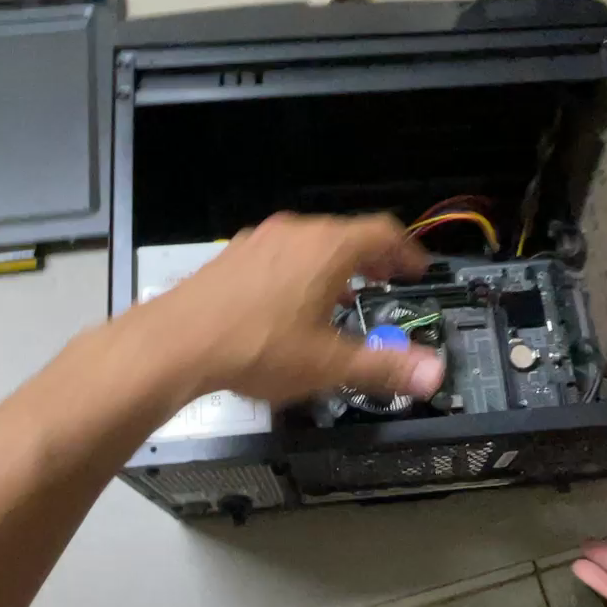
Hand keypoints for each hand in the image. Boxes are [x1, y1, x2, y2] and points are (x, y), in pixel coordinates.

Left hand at [138, 212, 445, 404]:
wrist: (174, 344)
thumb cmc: (255, 348)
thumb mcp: (328, 365)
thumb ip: (384, 367)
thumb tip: (432, 373)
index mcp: (327, 249)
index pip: (382, 233)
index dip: (407, 250)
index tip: (417, 268)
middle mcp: (295, 234)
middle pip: (347, 234)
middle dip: (374, 258)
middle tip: (387, 280)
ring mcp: (260, 242)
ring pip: (312, 243)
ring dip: (336, 264)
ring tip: (345, 293)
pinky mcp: (233, 257)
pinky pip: (281, 254)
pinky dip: (302, 270)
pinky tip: (293, 303)